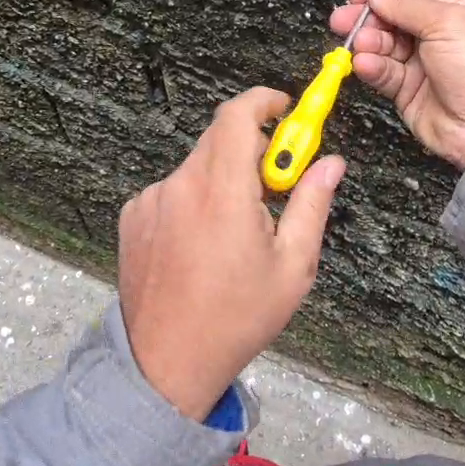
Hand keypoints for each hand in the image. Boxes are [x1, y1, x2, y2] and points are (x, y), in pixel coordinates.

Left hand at [118, 88, 345, 419]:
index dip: (264, 101)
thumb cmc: (236, 319)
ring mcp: (151, 200)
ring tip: (234, 232)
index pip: (237, 115)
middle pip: (220, 139)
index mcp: (222, 192)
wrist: (166, 364)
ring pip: (197, 166)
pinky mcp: (134, 217)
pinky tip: (202, 244)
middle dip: (251, 150)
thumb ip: (311, 204)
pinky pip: (172, 190)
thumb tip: (330, 163)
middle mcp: (180, 186)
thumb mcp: (292, 267)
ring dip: (222, 179)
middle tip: (273, 186)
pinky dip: (194, 200)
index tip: (285, 109)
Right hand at [330, 0, 464, 170]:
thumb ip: (406, 3)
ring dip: (368, 42)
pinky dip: (372, 67)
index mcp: (453, 11)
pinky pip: (383, 73)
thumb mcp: (446, 23)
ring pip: (383, 45)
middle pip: (391, 17)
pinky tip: (365, 64)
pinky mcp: (409, 91)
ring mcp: (422, 64)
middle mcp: (437, 35)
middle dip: (366, 16)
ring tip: (360, 43)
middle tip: (344, 19)